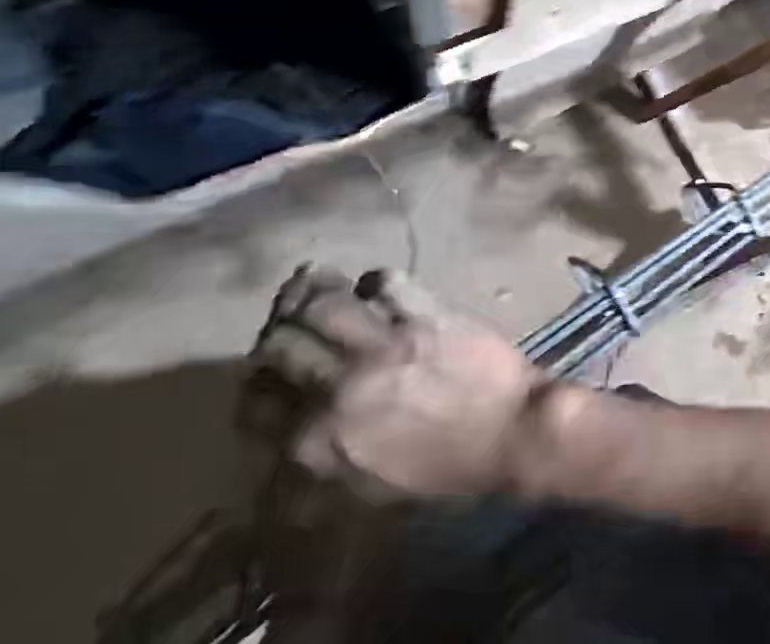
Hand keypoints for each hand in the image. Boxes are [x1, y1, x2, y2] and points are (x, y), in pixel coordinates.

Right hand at [251, 266, 550, 498]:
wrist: (514, 431)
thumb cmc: (450, 466)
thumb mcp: (369, 486)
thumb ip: (321, 459)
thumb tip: (287, 438)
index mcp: (316, 439)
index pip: (255, 402)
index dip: (257, 384)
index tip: (270, 373)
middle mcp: (338, 388)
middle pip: (280, 346)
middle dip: (279, 334)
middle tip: (291, 323)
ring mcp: (384, 348)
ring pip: (323, 307)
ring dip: (313, 296)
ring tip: (316, 288)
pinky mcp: (427, 317)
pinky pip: (387, 284)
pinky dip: (377, 281)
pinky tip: (380, 288)